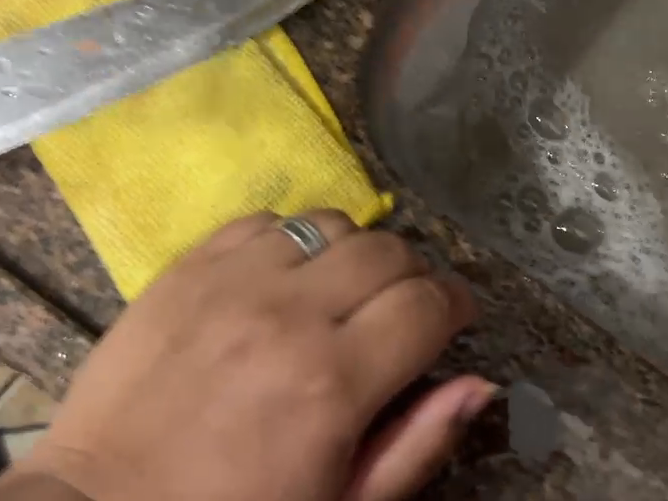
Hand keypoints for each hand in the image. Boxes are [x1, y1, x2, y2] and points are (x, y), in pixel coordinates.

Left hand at [5, 210, 492, 500]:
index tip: (453, 320)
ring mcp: (233, 283)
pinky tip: (282, 279)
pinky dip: (289, 241)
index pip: (428, 305)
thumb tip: (481, 383)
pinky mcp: (186, 269)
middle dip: (411, 278)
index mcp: (332, 385)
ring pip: (332, 223)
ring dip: (352, 253)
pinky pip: (264, 221)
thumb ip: (416, 445)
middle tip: (398, 313)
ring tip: (339, 290)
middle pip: (389, 252)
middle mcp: (290, 316)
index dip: (455, 306)